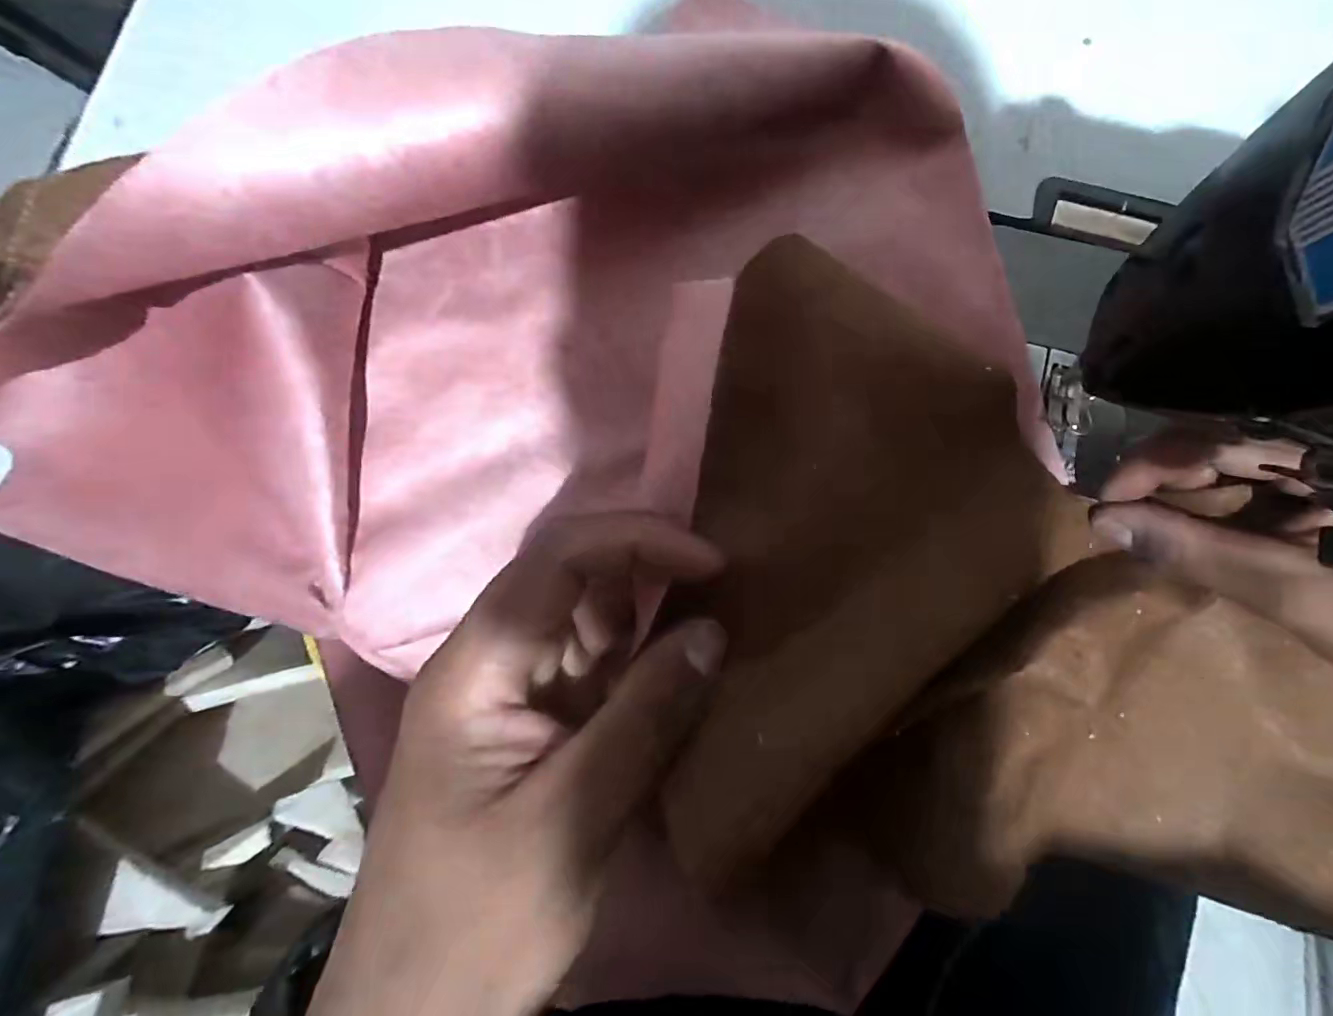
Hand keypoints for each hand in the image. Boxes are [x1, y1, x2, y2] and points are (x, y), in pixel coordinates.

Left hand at [309, 514, 727, 1015]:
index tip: (712, 561)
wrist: (427, 1014)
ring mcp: (531, 692)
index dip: (637, 540)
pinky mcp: (560, 722)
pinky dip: (660, 648)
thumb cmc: (482, 916)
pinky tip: (702, 649)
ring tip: (729, 596)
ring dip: (662, 599)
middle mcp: (501, 664)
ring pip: (600, 614)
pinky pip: (616, 661)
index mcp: (479, 669)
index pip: (557, 560)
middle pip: (577, 573)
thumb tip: (713, 630)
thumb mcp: (572, 815)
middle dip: (654, 557)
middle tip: (730, 571)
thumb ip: (645, 714)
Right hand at [1092, 430, 1332, 751]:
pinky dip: (1244, 509)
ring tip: (1161, 523)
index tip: (1104, 501)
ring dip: (1203, 493)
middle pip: (1235, 444)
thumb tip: (1108, 522)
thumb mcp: (1292, 593)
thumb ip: (1196, 550)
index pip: (1217, 438)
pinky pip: (1289, 486)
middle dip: (1170, 477)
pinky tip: (1225, 532)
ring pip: (1259, 465)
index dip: (1150, 465)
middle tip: (1124, 514)